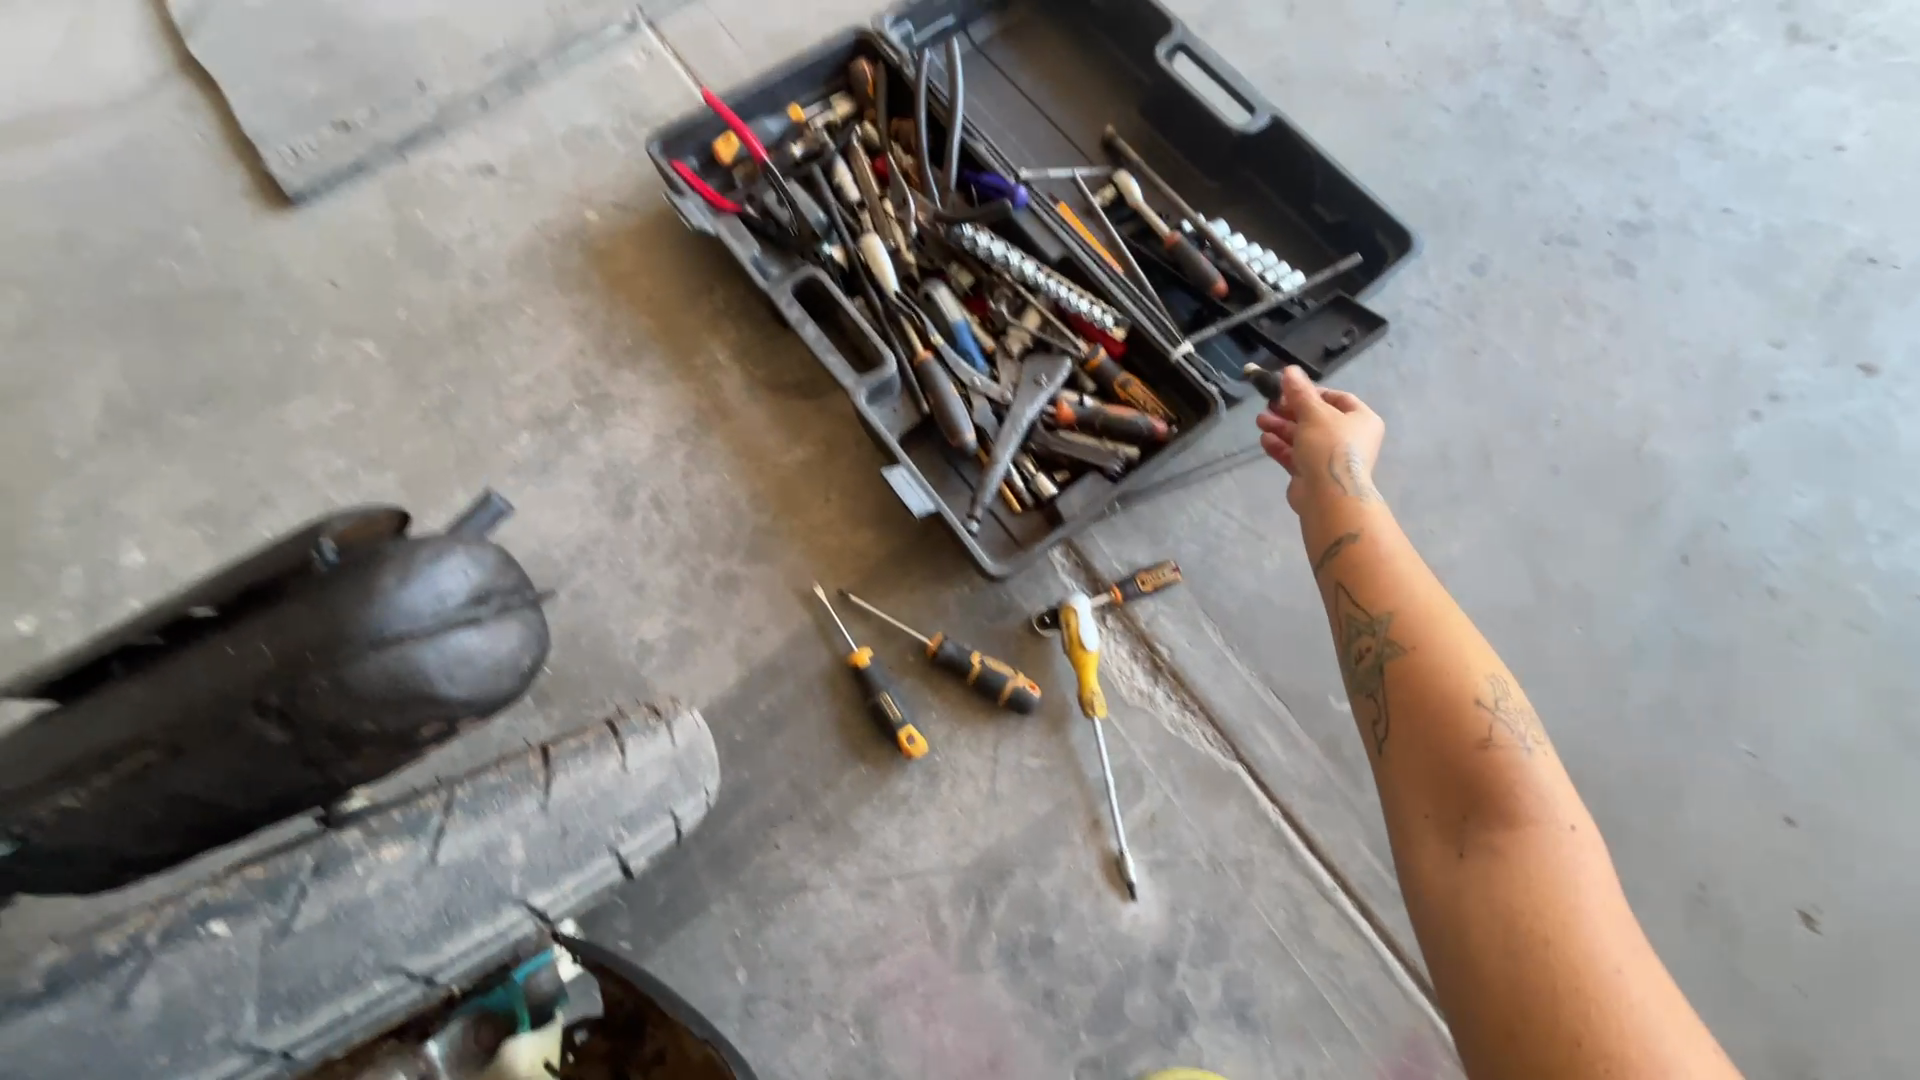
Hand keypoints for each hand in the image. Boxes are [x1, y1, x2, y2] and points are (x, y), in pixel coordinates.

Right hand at [1255, 366, 1385, 512]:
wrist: (1329, 495)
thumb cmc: (1329, 447)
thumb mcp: (1314, 413)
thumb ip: (1299, 392)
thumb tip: (1290, 370)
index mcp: (1361, 420)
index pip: (1337, 399)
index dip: (1312, 392)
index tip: (1288, 390)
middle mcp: (1349, 438)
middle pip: (1316, 418)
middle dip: (1289, 411)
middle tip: (1268, 405)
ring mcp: (1330, 457)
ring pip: (1302, 437)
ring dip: (1281, 427)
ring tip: (1260, 421)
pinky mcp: (1312, 474)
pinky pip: (1295, 455)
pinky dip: (1280, 447)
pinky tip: (1264, 440)